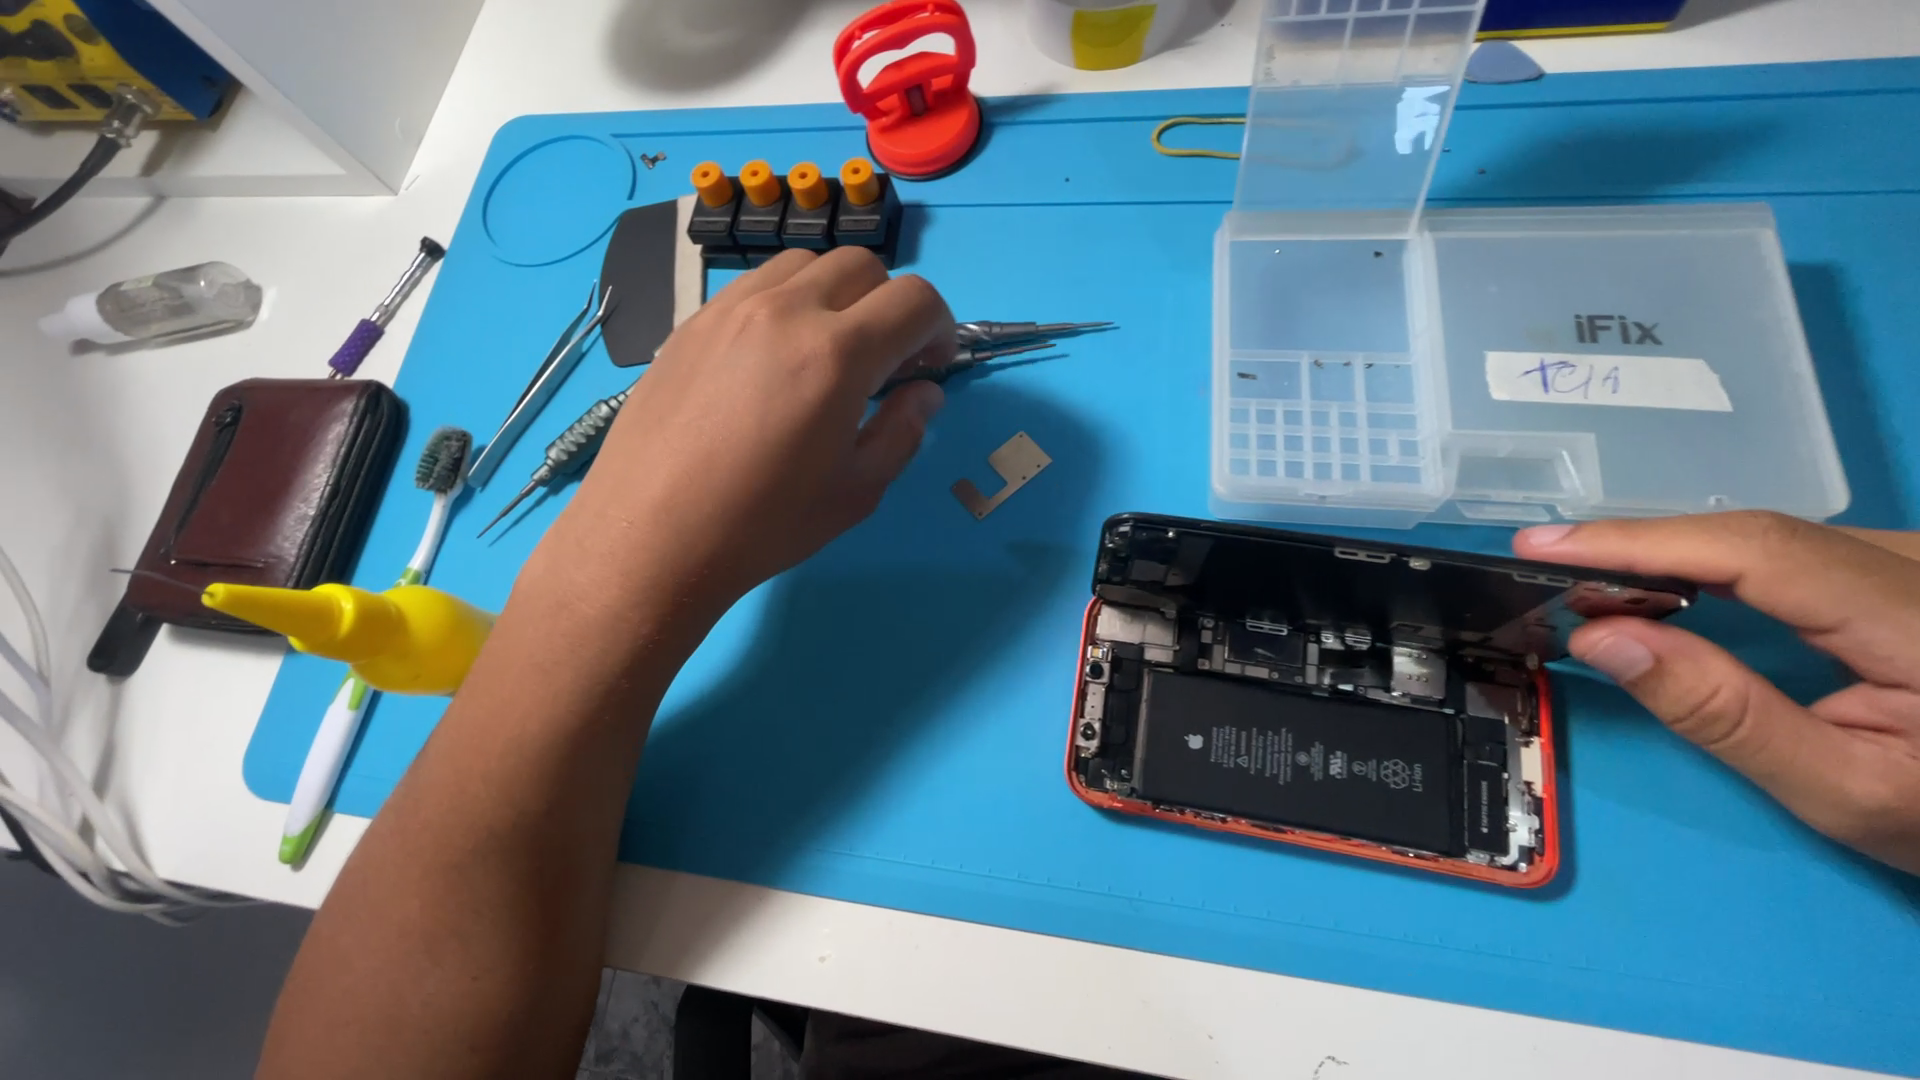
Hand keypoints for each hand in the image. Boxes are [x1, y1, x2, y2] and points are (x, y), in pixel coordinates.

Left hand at [535, 247, 952, 623]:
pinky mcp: (692, 323)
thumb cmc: (764, 525)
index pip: (914, 299)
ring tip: (827, 350)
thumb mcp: (856, 492)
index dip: (939, 326)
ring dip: (836, 295)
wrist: (652, 536)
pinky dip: (786, 302)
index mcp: (837, 355)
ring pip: (804, 264)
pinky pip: (754, 284)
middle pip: (862, 266)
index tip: (931, 364)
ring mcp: (730, 309)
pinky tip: (773, 357)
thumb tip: (924, 393)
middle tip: (885, 359)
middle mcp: (785, 312)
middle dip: (890, 305)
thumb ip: (903, 432)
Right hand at [1514, 512, 1919, 875]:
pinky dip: (1704, 561)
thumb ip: (1721, 712)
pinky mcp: (1909, 568)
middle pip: (1754, 533)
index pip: (1755, 551)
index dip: (1638, 540)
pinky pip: (1786, 548)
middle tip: (1544, 568)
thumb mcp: (1846, 791)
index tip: (1539, 545)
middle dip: (1636, 546)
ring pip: (1766, 535)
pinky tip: (1661, 583)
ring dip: (1664, 553)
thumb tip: (1600, 636)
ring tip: (1586, 579)